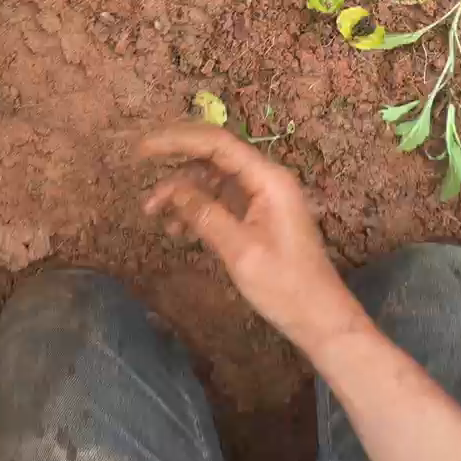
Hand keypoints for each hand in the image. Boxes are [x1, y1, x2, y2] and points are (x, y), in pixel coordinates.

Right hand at [141, 124, 368, 352]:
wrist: (321, 321)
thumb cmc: (285, 286)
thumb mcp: (240, 251)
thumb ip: (205, 214)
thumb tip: (172, 190)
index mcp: (267, 179)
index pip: (215, 143)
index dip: (176, 139)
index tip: (143, 147)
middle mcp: (263, 179)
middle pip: (211, 153)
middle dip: (174, 157)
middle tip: (140, 160)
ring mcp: (259, 196)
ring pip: (209, 177)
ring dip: (179, 190)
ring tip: (151, 211)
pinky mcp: (254, 214)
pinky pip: (217, 198)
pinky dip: (193, 208)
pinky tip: (175, 229)